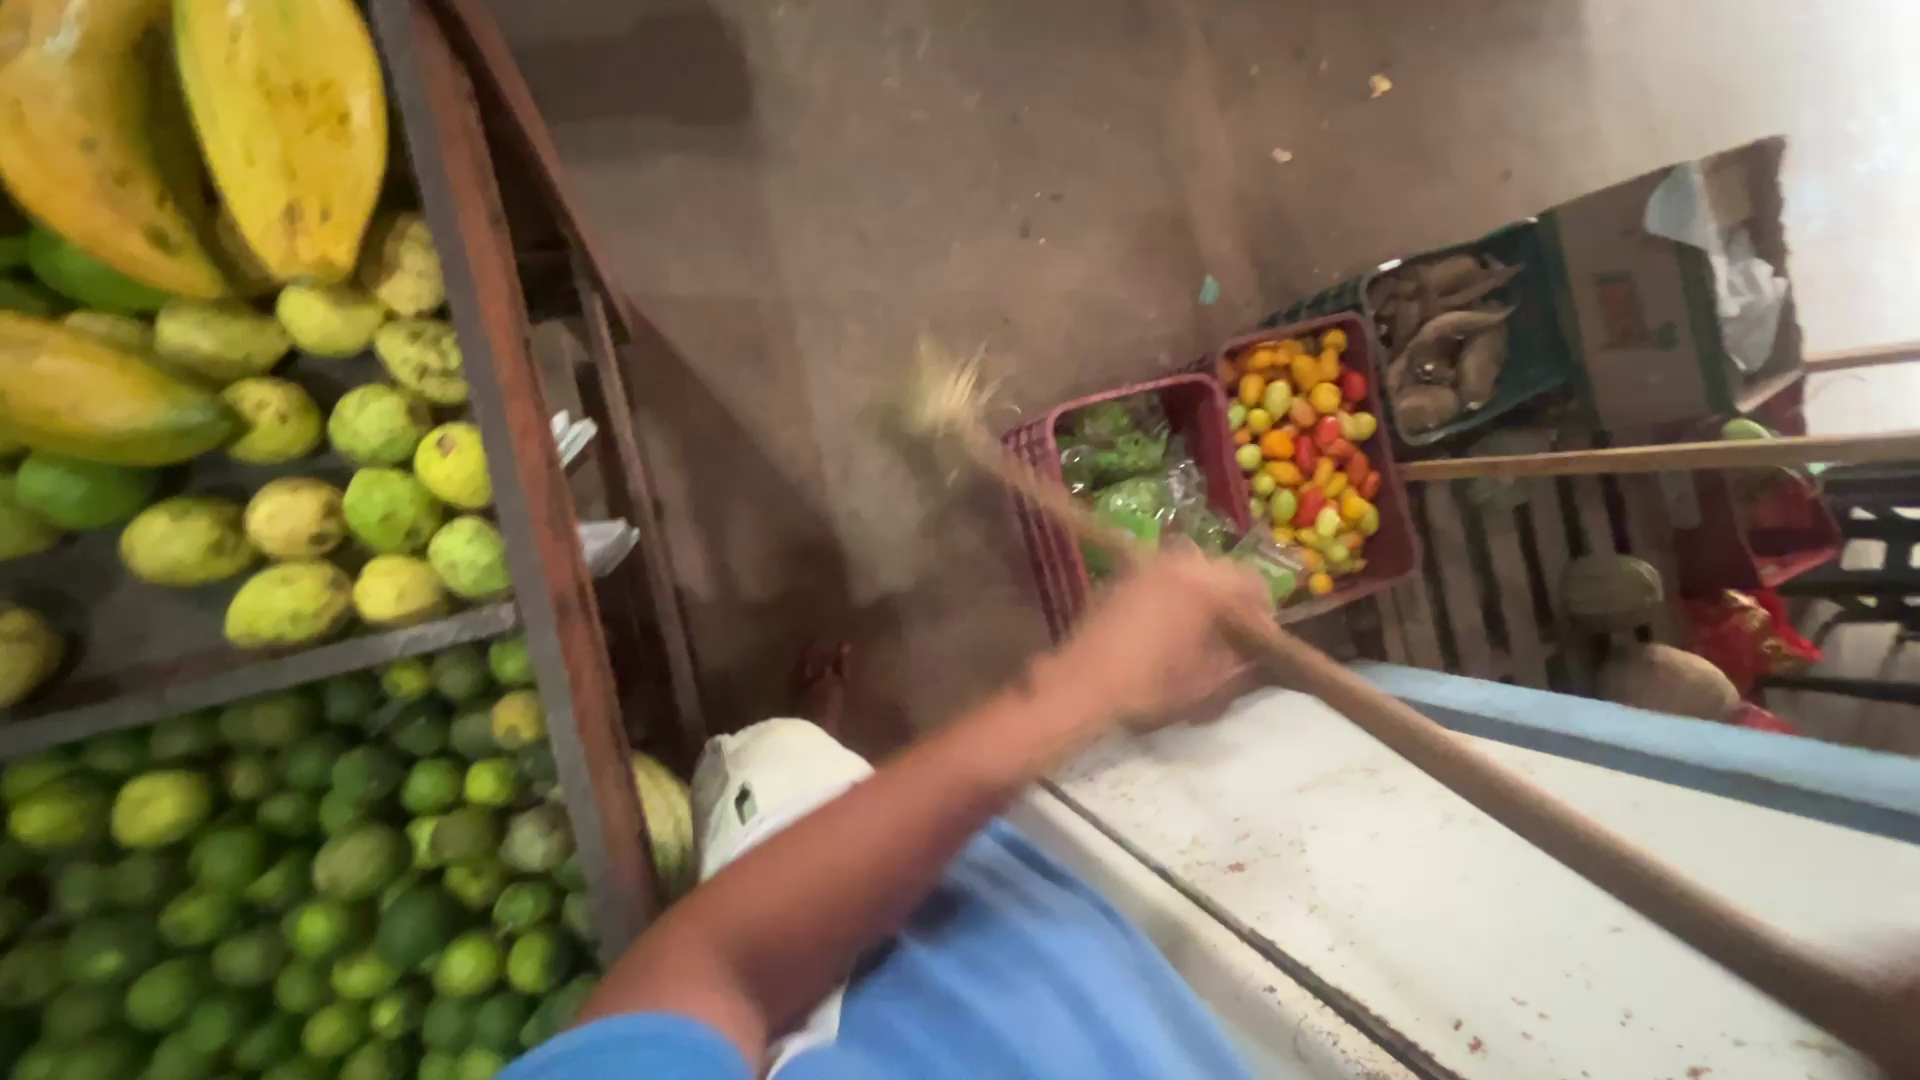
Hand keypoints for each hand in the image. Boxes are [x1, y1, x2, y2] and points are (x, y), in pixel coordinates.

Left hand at [1043, 545, 1271, 731]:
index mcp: (1205, 583)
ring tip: (1202, 631)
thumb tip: (1250, 651)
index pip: (1252, 582)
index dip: (1263, 612)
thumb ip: (1237, 659)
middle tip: (1233, 635)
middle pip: (1220, 572)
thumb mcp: (1206, 680)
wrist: (1083, 682)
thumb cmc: (1150, 684)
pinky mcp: (1120, 578)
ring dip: (1202, 595)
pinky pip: (1160, 578)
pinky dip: (1174, 595)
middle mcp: (1176, 563)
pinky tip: (1169, 626)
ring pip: (1189, 571)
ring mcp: (1144, 566)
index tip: (1262, 639)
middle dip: (1231, 600)